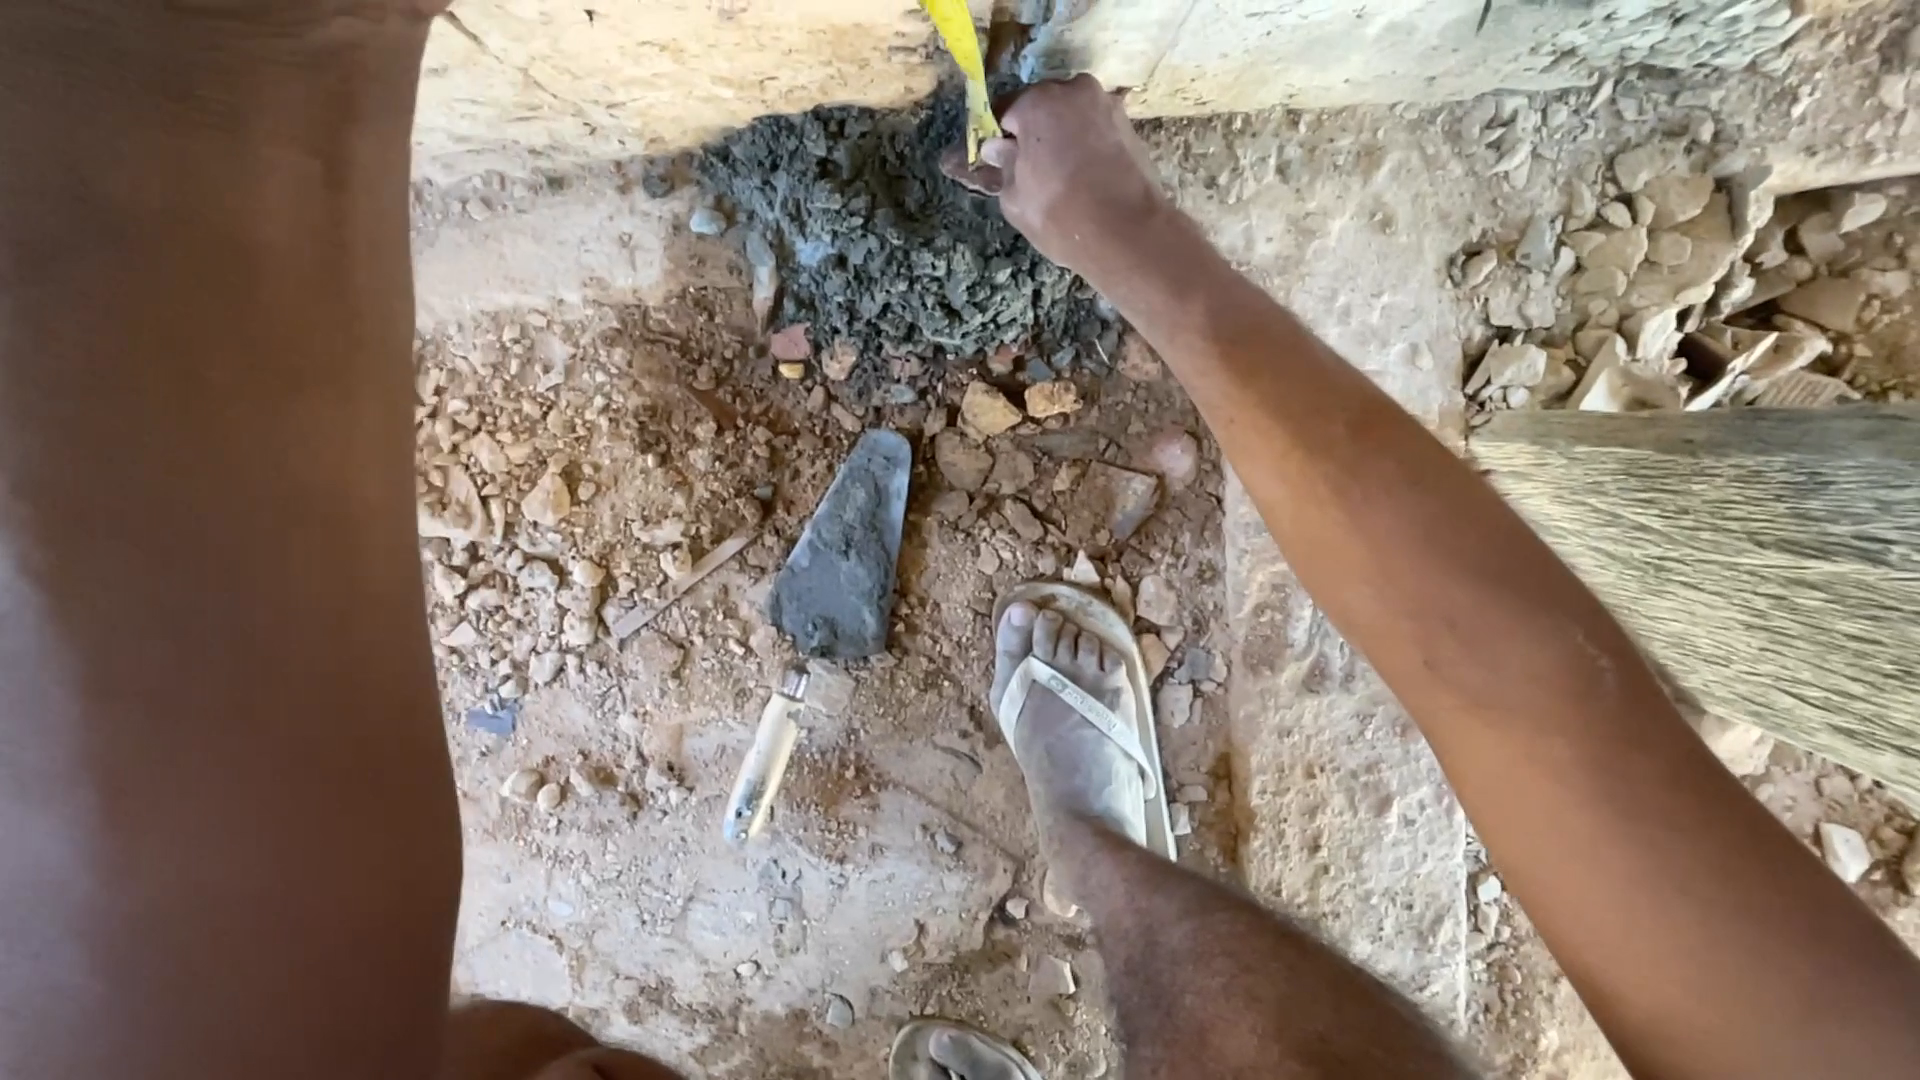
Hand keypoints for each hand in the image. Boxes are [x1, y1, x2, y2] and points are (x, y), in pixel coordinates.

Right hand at [943, 74, 1170, 274]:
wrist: (1127, 233)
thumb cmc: (1060, 215)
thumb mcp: (1015, 198)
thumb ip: (1002, 166)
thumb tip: (996, 149)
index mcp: (1039, 101)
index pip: (1004, 111)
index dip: (997, 138)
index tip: (997, 162)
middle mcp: (1075, 90)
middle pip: (1041, 109)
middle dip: (1033, 135)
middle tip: (1030, 173)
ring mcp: (1107, 106)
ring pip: (1071, 119)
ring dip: (1060, 140)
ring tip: (1060, 179)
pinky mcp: (1129, 127)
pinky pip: (1094, 132)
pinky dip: (1085, 148)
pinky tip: (1083, 178)